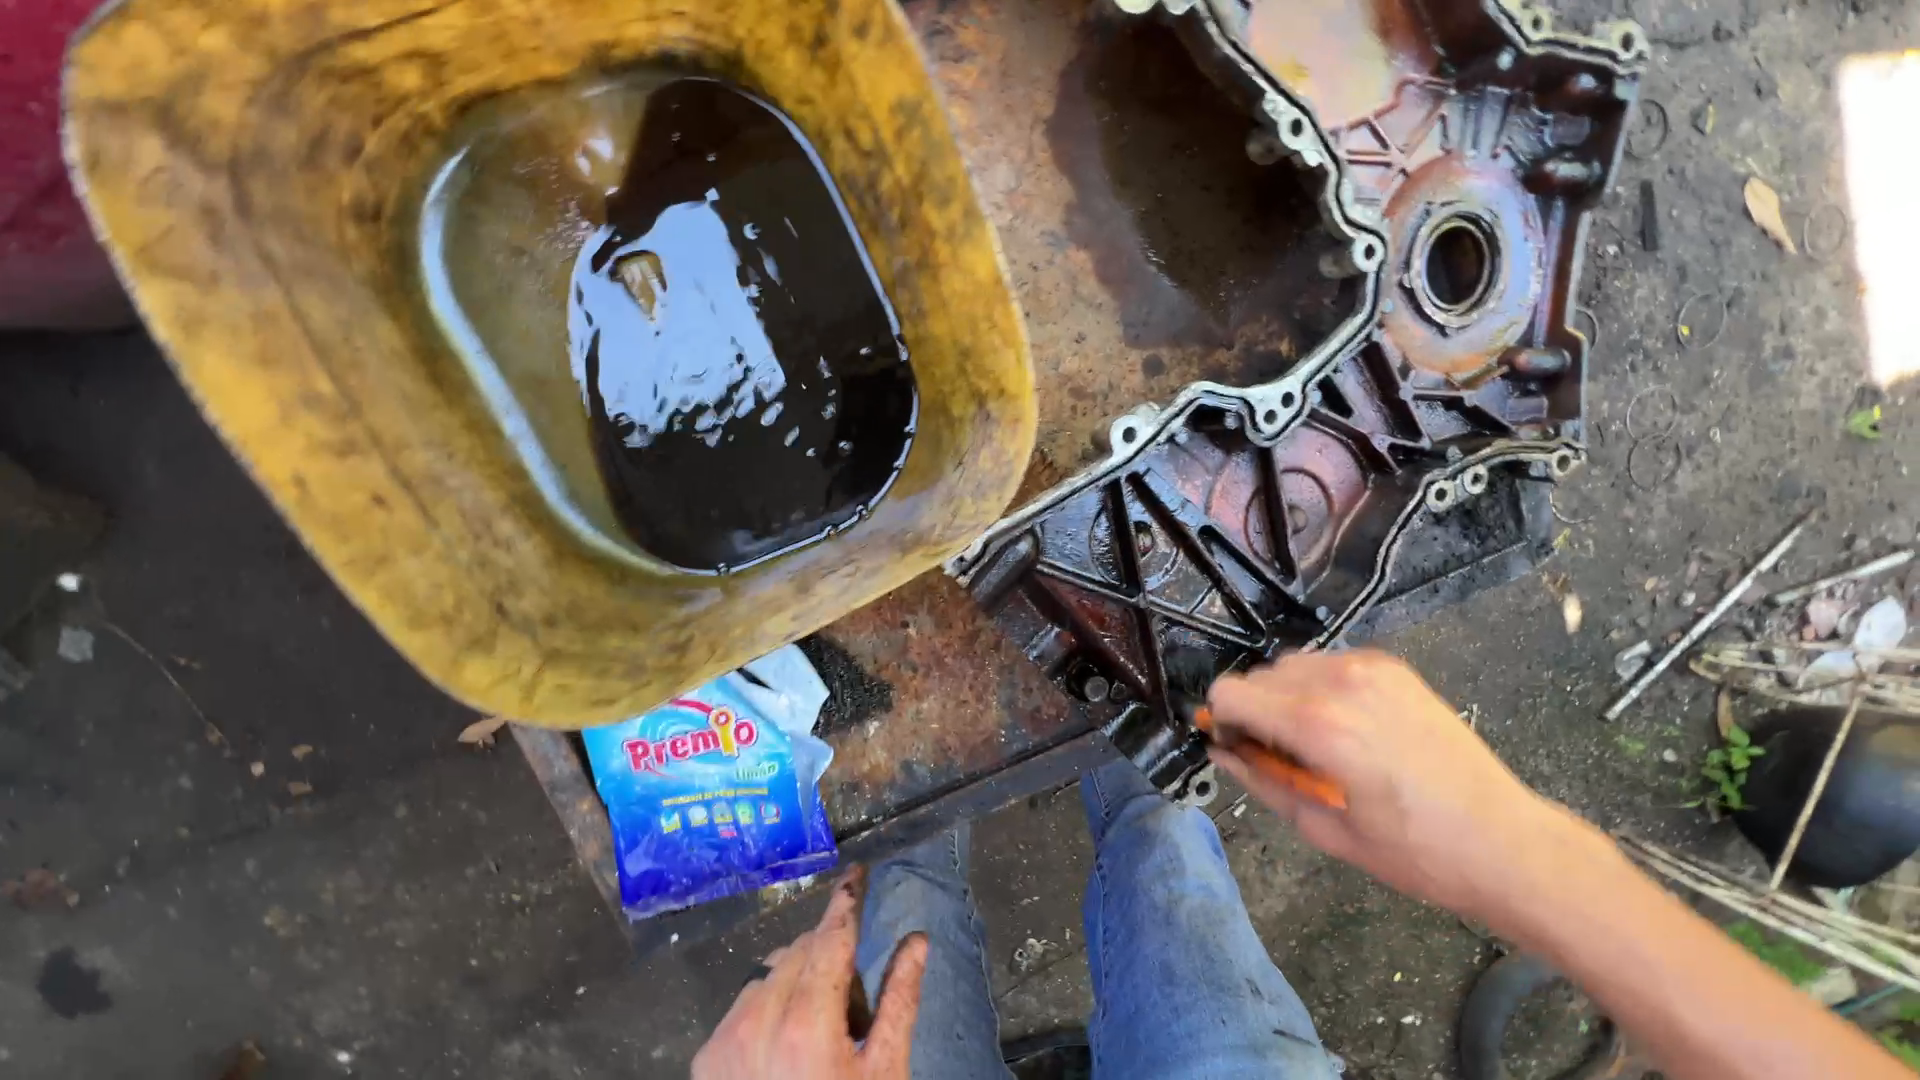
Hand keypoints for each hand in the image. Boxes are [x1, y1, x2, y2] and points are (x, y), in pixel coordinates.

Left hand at [692, 867, 928, 1079]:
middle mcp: (758, 1020)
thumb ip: (899, 999)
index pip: (831, 937)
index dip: (846, 899)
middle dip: (833, 957)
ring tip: (820, 1031)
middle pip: (803, 950)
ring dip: (800, 978)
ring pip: (771, 971)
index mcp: (808, 1023)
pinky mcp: (705, 1059)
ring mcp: (725, 1040)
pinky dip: (769, 1004)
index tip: (857, 871)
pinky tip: (786, 1045)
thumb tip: (917, 940)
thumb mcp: (886, 1070)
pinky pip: (745, 1001)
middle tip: (855, 1008)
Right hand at [1206, 650, 1591, 921]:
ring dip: (1285, 697)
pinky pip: (1328, 664)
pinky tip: (1348, 727)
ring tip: (1318, 743)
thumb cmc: (1414, 850)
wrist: (1504, 841)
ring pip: (1290, 665)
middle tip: (1284, 758)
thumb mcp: (1323, 829)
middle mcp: (1338, 682)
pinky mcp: (1392, 667)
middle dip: (1255, 712)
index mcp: (1317, 725)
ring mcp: (1369, 667)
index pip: (1230, 693)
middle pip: (1257, 677)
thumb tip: (1222, 753)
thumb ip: (1261, 781)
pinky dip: (1319, 688)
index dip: (1224, 722)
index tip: (1240, 748)